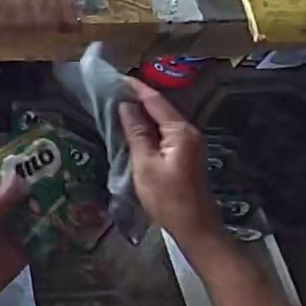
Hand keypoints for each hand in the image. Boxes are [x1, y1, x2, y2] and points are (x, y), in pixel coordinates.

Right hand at [118, 78, 224, 244]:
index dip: (135, 88)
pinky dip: (146, 127)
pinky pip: (163, 133)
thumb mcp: (145, 164)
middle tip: (110, 89)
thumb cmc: (167, 198)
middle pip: (160, 108)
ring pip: (161, 120)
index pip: (155, 101)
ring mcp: (188, 145)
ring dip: (140, 112)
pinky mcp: (184, 156)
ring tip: (115, 104)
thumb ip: (136, 133)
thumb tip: (125, 106)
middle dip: (137, 97)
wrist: (195, 229)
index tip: (115, 77)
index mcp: (180, 132)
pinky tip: (131, 128)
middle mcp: (188, 133)